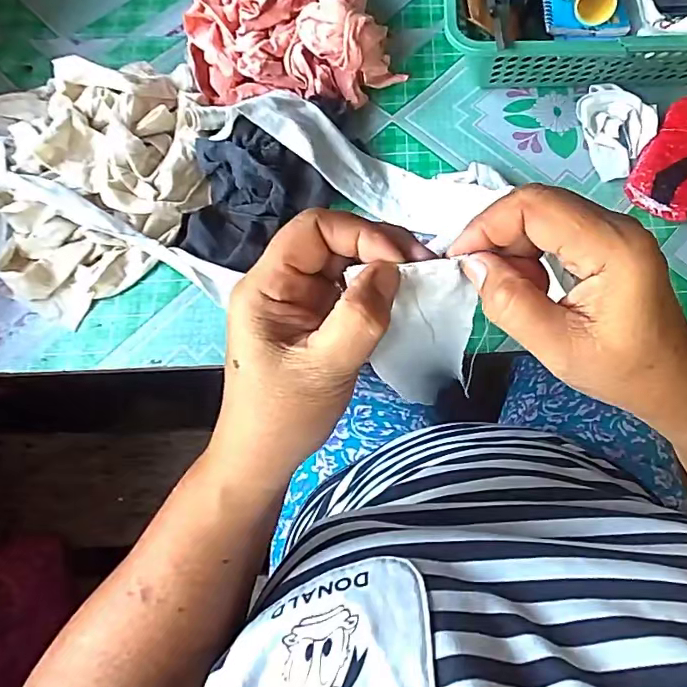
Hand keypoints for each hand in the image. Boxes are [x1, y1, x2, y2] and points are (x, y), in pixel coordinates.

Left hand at [214, 209, 432, 466]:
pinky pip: (352, 288)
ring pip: (347, 261)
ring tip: (419, 277)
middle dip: (380, 245)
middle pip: (334, 240)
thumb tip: (393, 269)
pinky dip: (380, 287)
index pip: (314, 230)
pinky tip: (401, 296)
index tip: (399, 261)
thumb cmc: (283, 416)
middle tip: (423, 264)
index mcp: (268, 285)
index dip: (360, 235)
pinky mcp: (318, 317)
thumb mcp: (325, 366)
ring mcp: (301, 300)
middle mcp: (283, 283)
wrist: (263, 457)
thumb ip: (359, 316)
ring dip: (384, 264)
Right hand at [447, 185, 686, 433]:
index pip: (535, 206)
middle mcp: (618, 225)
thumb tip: (474, 264)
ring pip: (545, 214)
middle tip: (484, 280)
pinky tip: (537, 287)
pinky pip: (558, 229)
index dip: (488, 225)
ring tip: (518, 292)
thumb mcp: (559, 349)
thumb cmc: (623, 371)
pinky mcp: (611, 240)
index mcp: (613, 248)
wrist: (672, 381)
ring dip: (516, 246)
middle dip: (499, 236)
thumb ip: (511, 305)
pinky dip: (533, 252)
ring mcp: (616, 229)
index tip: (460, 259)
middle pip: (539, 204)